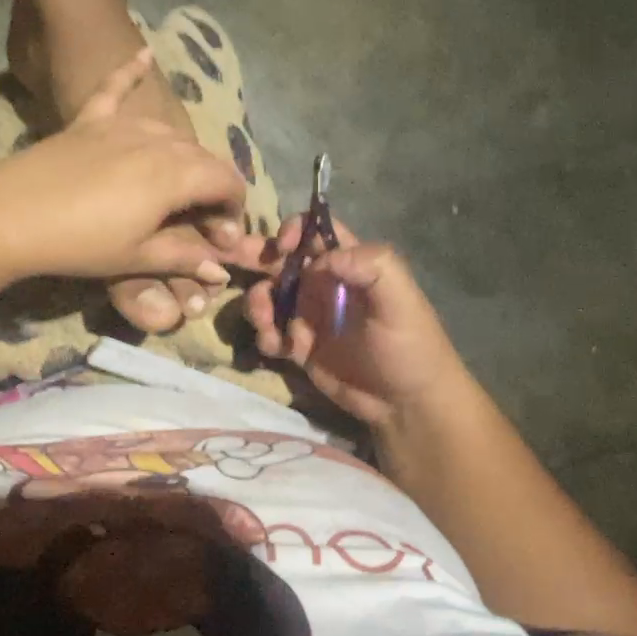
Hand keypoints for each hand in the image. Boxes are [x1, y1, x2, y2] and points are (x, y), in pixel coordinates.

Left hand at [8, 0, 220, 327]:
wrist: (10, 216)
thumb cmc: (80, 244)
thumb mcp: (136, 257)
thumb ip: (183, 257)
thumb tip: (221, 268)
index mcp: (176, 174)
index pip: (226, 182)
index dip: (233, 211)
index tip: (222, 240)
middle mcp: (158, 139)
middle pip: (202, 157)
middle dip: (212, 188)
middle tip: (202, 224)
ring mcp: (121, 124)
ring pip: (169, 132)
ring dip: (183, 156)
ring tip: (178, 187)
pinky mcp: (87, 119)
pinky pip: (115, 88)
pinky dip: (130, 73)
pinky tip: (144, 55)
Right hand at [244, 218, 468, 424]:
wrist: (406, 405)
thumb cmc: (411, 347)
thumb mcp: (401, 301)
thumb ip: (369, 266)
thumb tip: (320, 258)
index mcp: (349, 265)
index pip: (315, 232)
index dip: (293, 230)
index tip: (280, 249)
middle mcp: (324, 284)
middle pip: (281, 259)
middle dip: (255, 257)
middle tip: (225, 259)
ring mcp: (309, 315)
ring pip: (268, 296)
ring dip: (258, 304)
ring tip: (267, 324)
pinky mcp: (298, 346)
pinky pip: (269, 332)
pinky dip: (265, 336)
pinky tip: (277, 348)